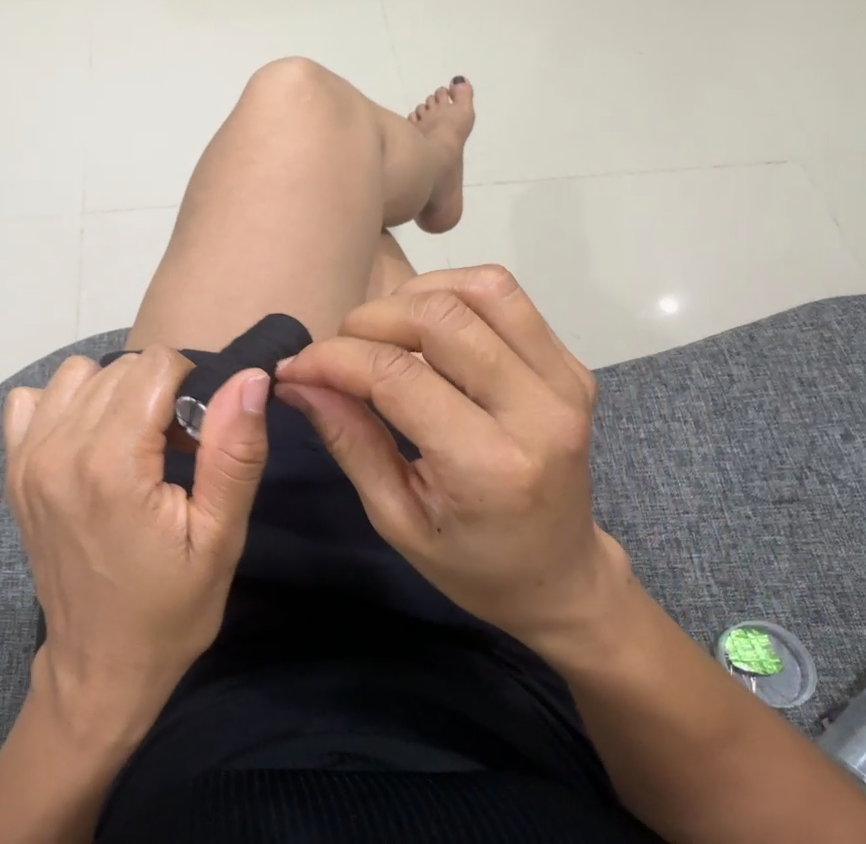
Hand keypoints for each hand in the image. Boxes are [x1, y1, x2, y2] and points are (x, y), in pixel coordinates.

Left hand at [3, 347, 270, 732]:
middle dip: (157, 394)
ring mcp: (26, 459)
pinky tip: (88, 446)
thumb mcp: (220, 539)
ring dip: (114, 396)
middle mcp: (58, 450)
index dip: (190, 389)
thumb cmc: (170, 610)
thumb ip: (234, 453)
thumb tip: (250, 378)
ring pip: (77, 376)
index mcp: (112, 465)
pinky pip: (32, 400)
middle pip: (118, 369)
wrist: (98, 667)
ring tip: (134, 447)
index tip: (197, 440)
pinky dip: (65, 408)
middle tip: (174, 453)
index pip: (154, 364)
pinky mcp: (12, 472)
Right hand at [274, 265, 627, 642]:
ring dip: (413, 297)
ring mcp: (564, 381)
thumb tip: (297, 380)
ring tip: (380, 335)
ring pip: (480, 289)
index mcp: (490, 466)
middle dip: (368, 321)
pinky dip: (451, 296)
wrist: (560, 575)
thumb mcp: (395, 518)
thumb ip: (348, 440)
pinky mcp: (571, 365)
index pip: (397, 375)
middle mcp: (538, 411)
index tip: (295, 368)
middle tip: (337, 353)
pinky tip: (424, 330)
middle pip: (439, 317)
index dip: (332, 359)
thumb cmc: (471, 564)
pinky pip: (505, 298)